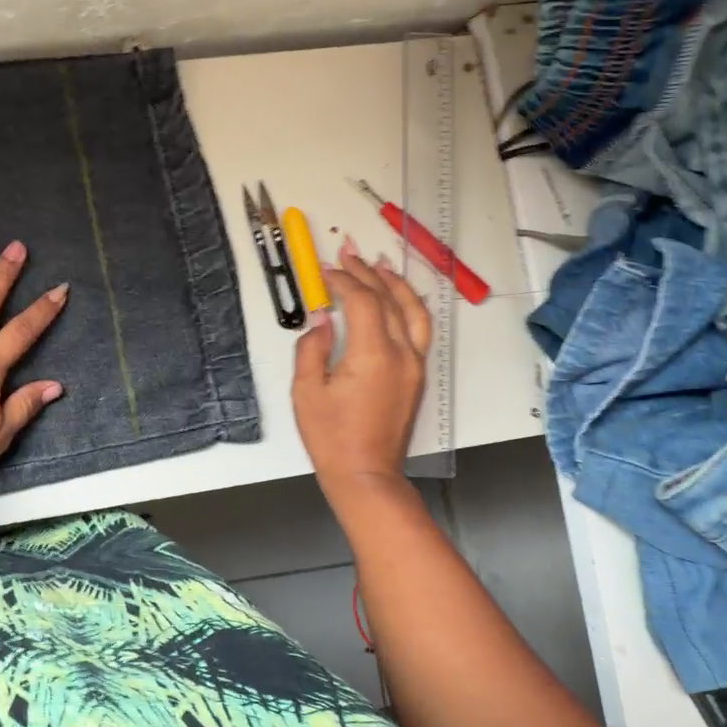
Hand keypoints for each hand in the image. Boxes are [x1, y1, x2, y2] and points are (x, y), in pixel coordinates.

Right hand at [293, 239, 430, 502]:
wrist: (365, 473)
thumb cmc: (331, 436)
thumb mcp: (307, 391)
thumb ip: (312, 348)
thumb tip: (320, 320)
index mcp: (373, 354)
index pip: (362, 301)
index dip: (343, 280)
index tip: (324, 271)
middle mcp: (402, 353)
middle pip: (390, 299)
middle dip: (368, 273)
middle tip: (349, 252)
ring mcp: (414, 364)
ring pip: (414, 311)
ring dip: (396, 284)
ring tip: (380, 265)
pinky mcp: (417, 376)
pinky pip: (420, 329)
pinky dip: (408, 305)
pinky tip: (397, 299)